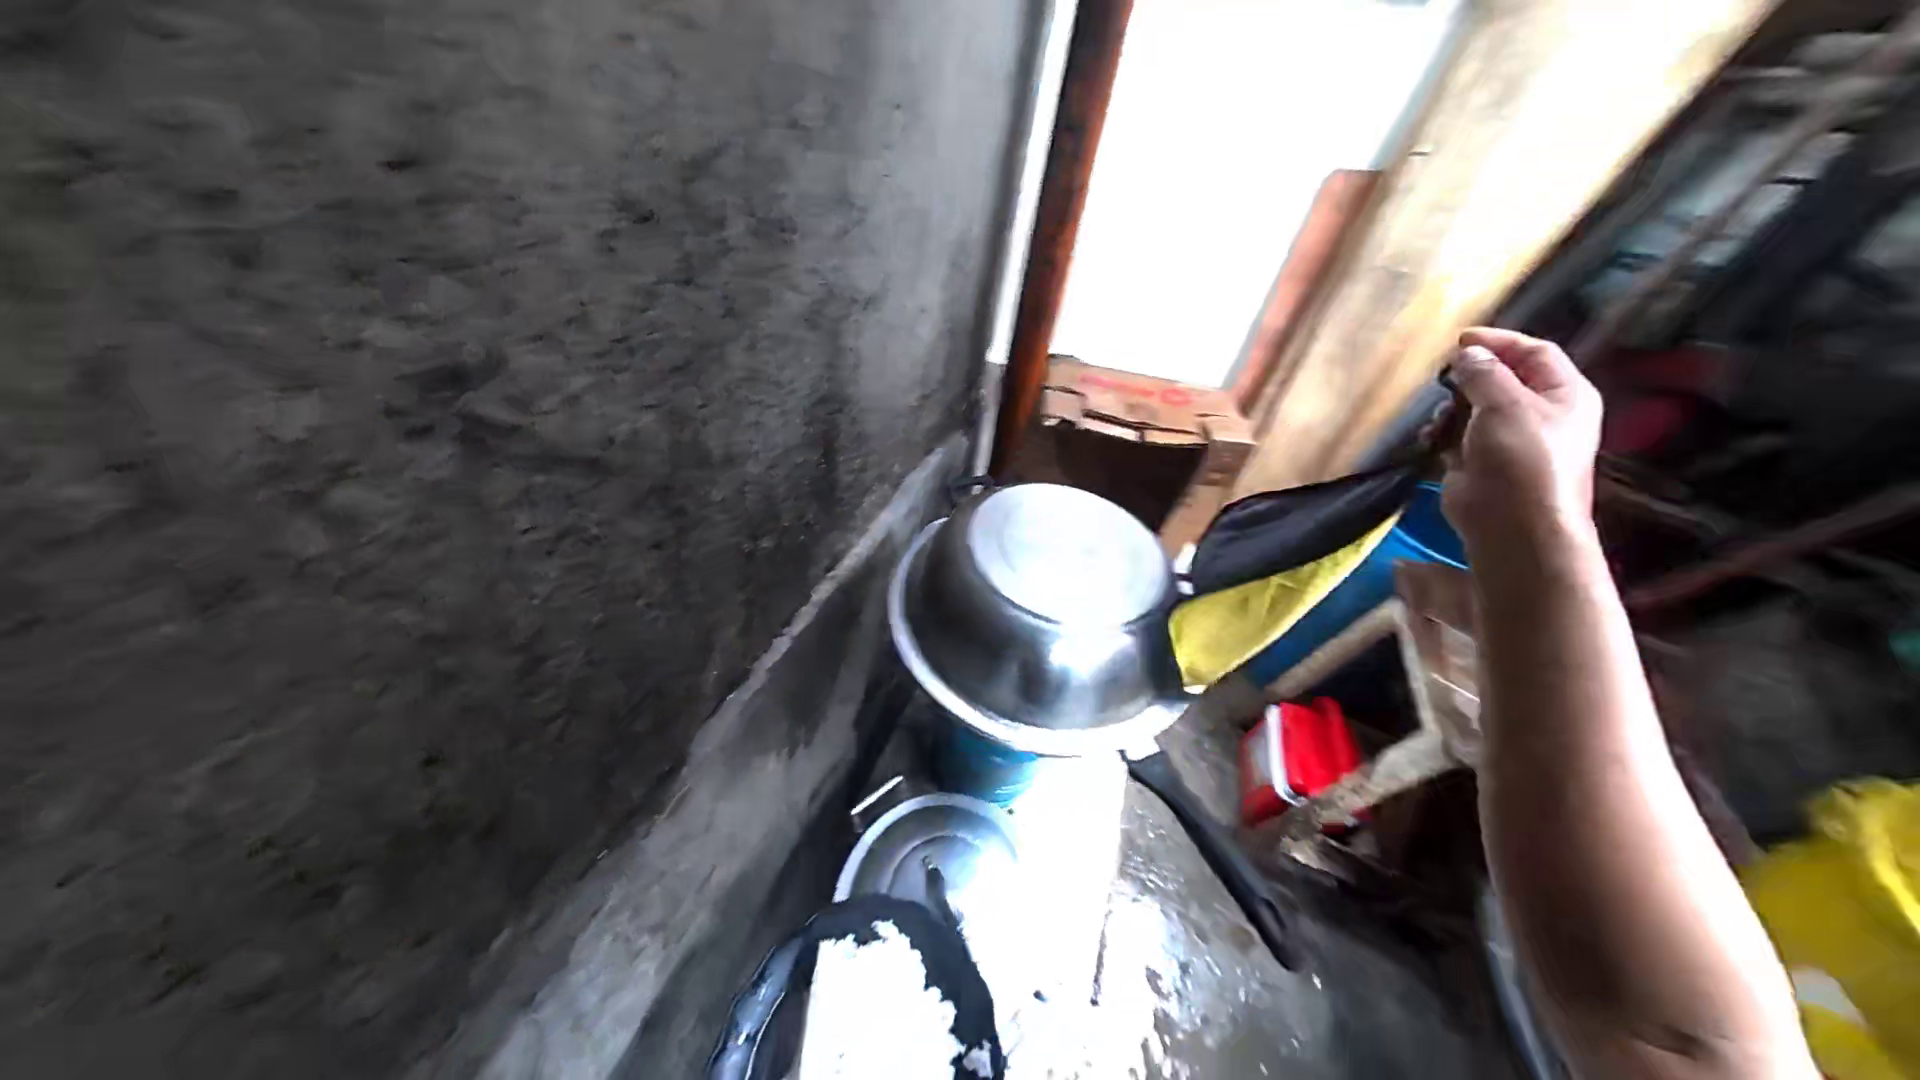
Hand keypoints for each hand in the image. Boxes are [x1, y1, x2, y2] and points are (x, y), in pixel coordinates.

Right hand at [1440, 327, 1602, 549]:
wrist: (1512, 523)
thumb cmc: (1520, 458)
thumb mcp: (1505, 405)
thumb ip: (1484, 374)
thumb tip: (1466, 354)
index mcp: (1564, 394)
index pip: (1534, 353)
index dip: (1499, 342)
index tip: (1459, 339)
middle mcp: (1540, 414)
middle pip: (1502, 380)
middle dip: (1470, 376)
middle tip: (1442, 378)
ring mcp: (1508, 441)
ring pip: (1475, 409)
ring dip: (1451, 408)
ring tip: (1438, 417)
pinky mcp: (1479, 464)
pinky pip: (1457, 438)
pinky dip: (1441, 434)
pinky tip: (1430, 438)